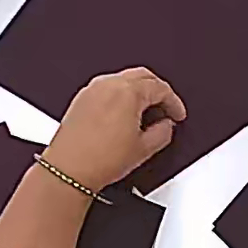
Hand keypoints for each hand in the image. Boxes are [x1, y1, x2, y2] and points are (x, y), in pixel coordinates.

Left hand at [40, 67, 187, 191]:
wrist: (69, 170)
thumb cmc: (100, 159)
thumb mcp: (144, 149)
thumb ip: (163, 132)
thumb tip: (165, 125)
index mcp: (128, 92)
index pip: (160, 88)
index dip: (174, 102)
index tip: (178, 114)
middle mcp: (109, 85)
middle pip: (143, 76)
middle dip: (158, 91)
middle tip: (166, 109)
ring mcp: (93, 90)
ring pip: (124, 80)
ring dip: (139, 92)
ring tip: (147, 115)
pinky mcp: (81, 99)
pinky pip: (108, 89)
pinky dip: (121, 97)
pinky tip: (125, 116)